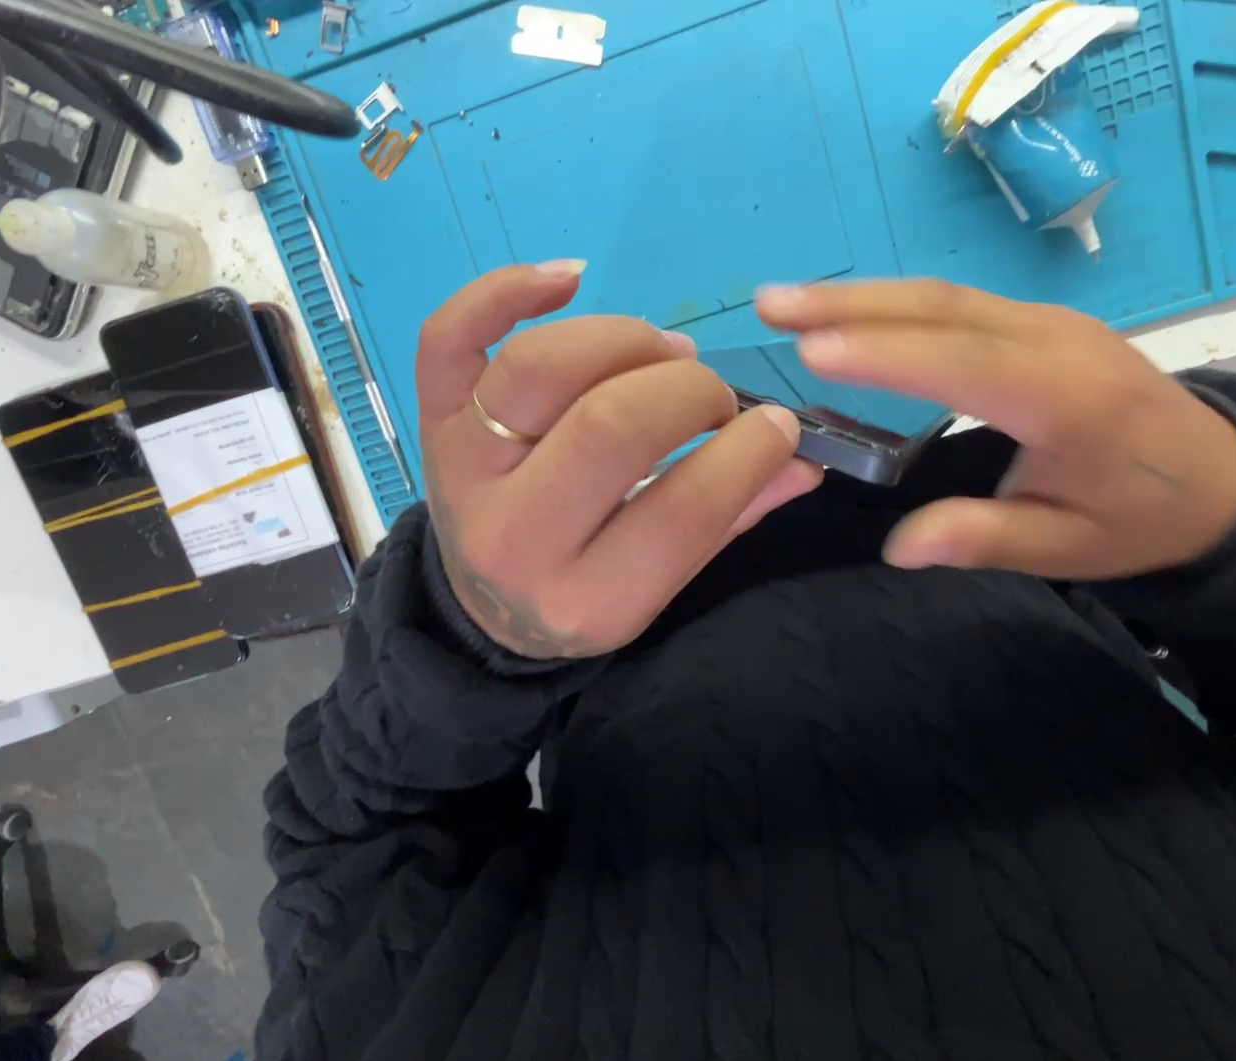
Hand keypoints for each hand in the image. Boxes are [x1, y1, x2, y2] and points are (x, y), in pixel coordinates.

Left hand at [417, 261, 824, 658]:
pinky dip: (506, 290)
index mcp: (587, 597)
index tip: (776, 423)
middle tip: (711, 396)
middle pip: (610, 427)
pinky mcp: (432, 423)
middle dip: (688, 392)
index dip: (747, 453)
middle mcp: (516, 537)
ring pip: (538, 367)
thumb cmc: (585, 593)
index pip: (683, 512)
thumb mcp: (660, 585)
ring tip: (664, 351)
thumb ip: (728, 520)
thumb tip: (802, 458)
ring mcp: (463, 472)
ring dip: (622, 340)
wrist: (483, 607)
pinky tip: (571, 278)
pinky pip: (448, 337)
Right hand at [756, 279, 1235, 579]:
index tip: (810, 349)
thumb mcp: (1069, 547)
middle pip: (941, 308)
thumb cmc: (1142, 518)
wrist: (1220, 476)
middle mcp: (1054, 340)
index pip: (963, 363)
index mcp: (1066, 397)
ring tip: (789, 303)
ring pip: (944, 296)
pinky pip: (957, 304)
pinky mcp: (1038, 322)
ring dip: (862, 296)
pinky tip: (850, 314)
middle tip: (771, 304)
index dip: (885, 354)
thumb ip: (986, 537)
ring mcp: (1047, 322)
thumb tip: (900, 549)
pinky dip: (893, 305)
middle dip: (850, 304)